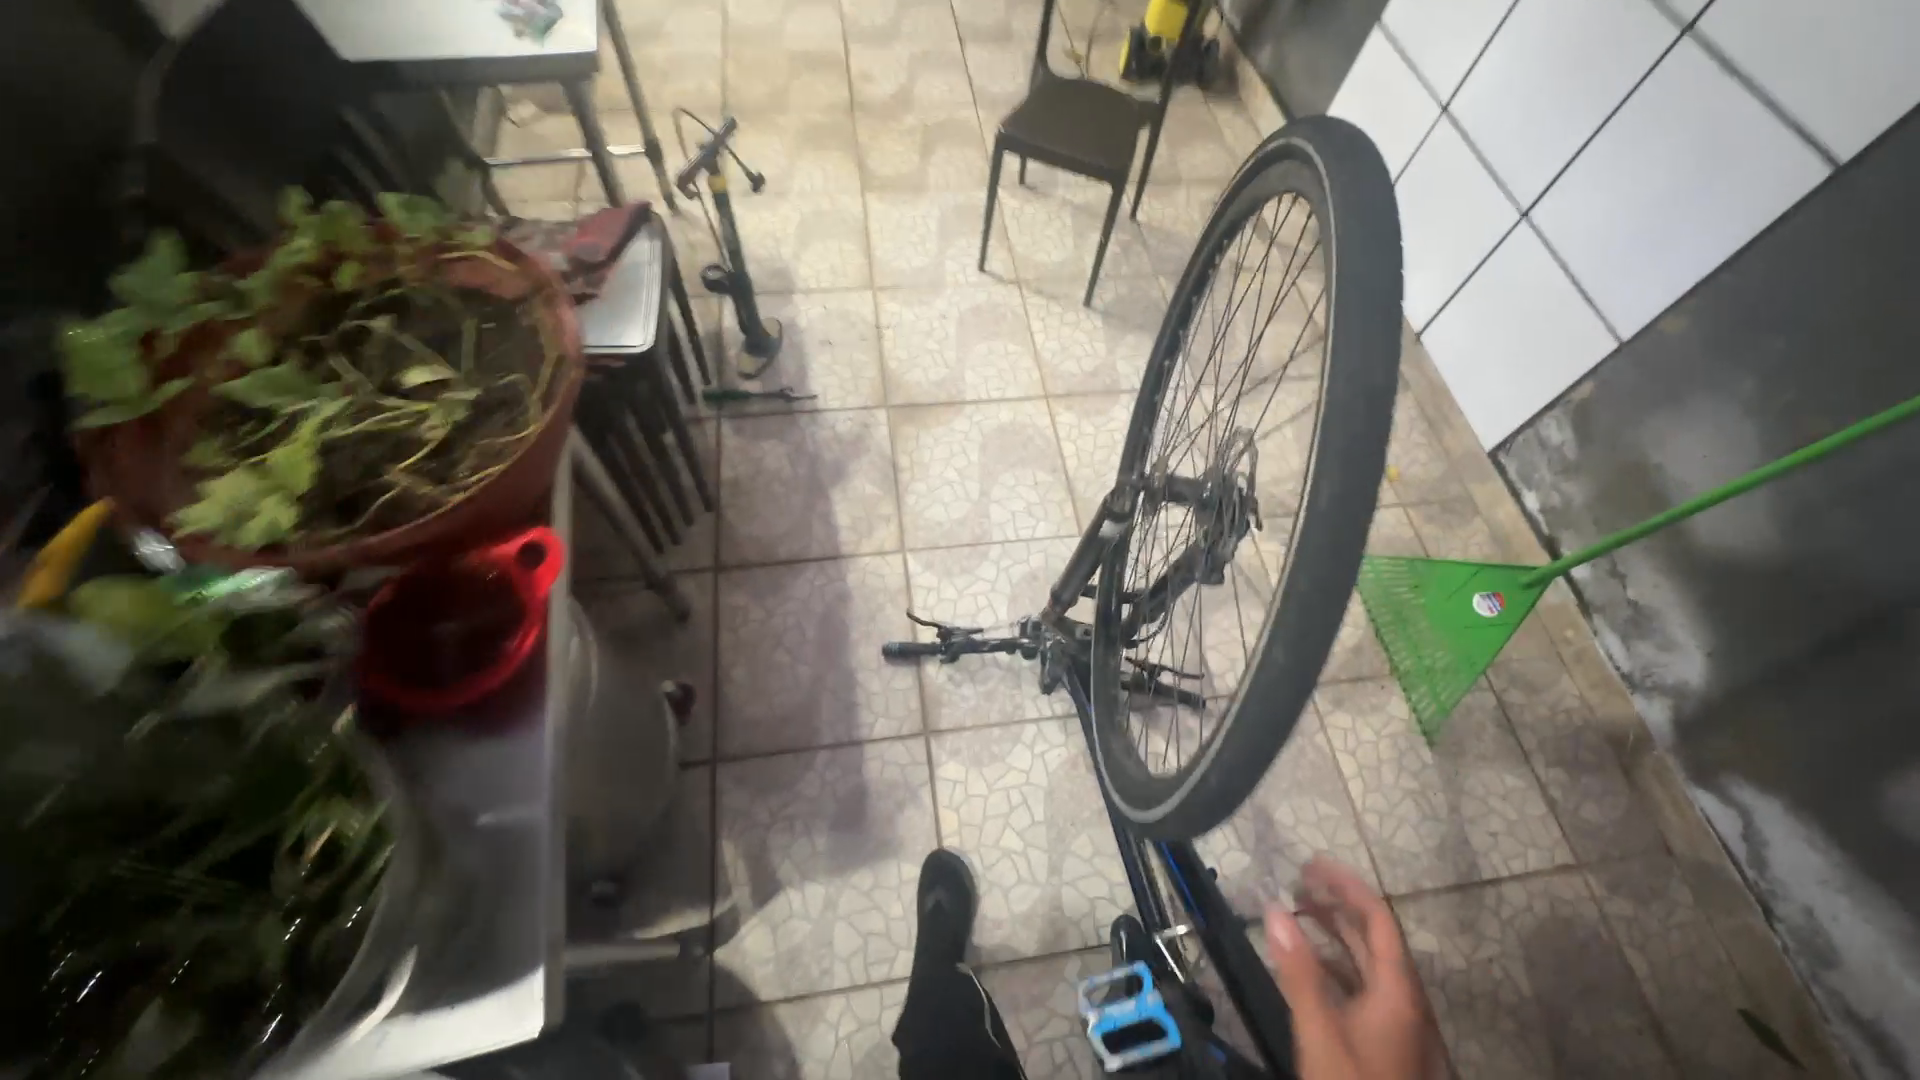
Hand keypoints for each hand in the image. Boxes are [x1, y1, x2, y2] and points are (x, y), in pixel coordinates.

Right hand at [1264, 857, 1439, 1079]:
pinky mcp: (1384, 1044)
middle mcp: (1404, 1002)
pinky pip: (1361, 988)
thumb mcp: (1320, 1034)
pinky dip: (1333, 964)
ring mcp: (1397, 1026)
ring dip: (1334, 933)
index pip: (1377, 920)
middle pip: (1374, 939)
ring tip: (1296, 910)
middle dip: (1337, 904)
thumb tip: (1274, 909)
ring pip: (1367, 964)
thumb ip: (1298, 971)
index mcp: (1398, 992)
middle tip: (1297, 879)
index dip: (1347, 885)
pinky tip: (1307, 964)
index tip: (1311, 862)